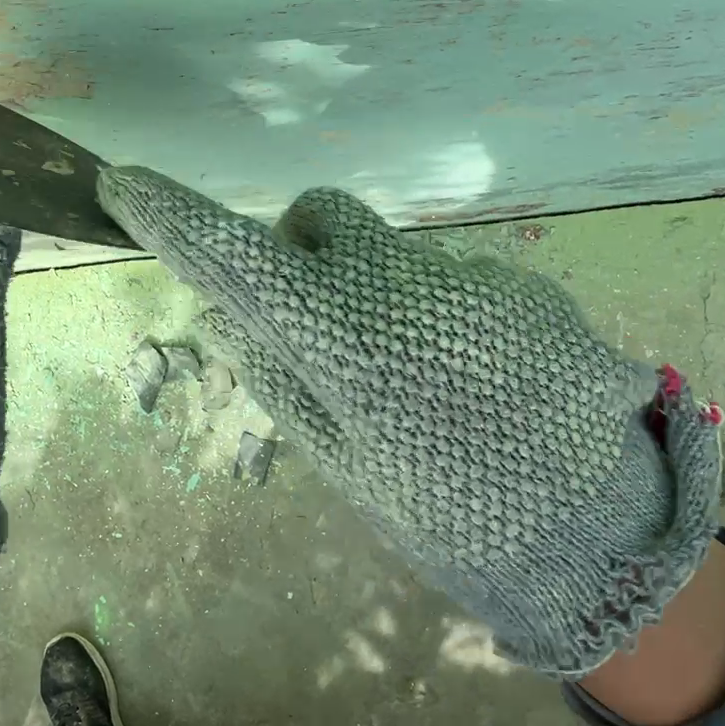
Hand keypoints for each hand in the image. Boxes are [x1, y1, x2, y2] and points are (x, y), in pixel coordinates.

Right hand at [97, 167, 721, 676]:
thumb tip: (224, 315)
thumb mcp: (347, 465)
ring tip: (428, 375)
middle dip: (302, 249)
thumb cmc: (453, 517)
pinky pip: (454, 277)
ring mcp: (475, 276)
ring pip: (392, 251)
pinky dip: (443, 310)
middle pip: (322, 218)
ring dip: (382, 290)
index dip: (174, 216)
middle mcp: (409, 284)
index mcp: (349, 340)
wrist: (601, 543)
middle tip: (317, 314)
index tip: (124, 182)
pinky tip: (482, 374)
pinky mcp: (527, 283)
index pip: (240, 257)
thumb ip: (281, 379)